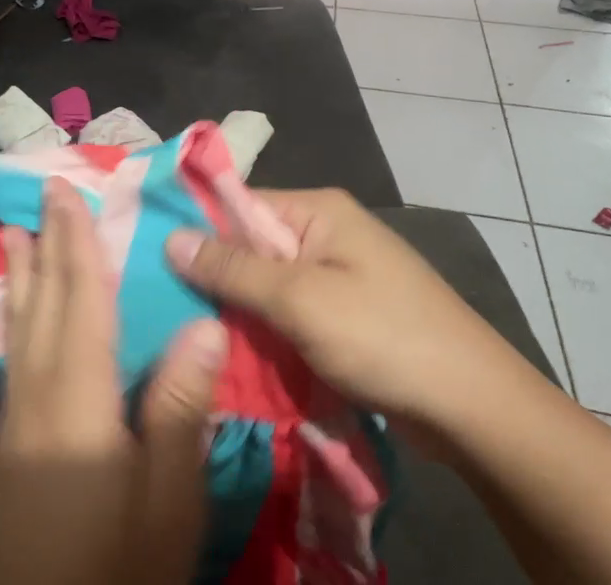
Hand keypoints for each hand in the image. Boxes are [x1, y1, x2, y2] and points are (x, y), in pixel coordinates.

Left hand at [0, 178, 228, 584]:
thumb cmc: (113, 567)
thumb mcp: (168, 502)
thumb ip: (180, 409)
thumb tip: (205, 323)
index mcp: (79, 395)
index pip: (80, 300)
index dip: (75, 242)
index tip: (64, 192)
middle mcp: (38, 393)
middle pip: (40, 304)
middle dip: (42, 245)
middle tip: (36, 195)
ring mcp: (16, 421)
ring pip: (18, 328)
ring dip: (20, 276)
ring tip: (13, 235)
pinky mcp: (9, 446)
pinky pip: (14, 356)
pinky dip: (17, 318)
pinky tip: (19, 320)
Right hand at [165, 187, 536, 434]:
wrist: (471, 406)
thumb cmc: (383, 337)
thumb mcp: (300, 299)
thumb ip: (233, 269)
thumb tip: (171, 237)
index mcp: (318, 211)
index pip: (236, 203)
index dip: (191, 227)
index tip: (139, 254)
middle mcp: (325, 234)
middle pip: (248, 245)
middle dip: (208, 275)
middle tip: (149, 303)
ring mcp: (336, 277)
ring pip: (264, 285)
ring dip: (233, 309)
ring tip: (175, 331)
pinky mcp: (343, 316)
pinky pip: (287, 314)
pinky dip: (260, 331)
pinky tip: (223, 351)